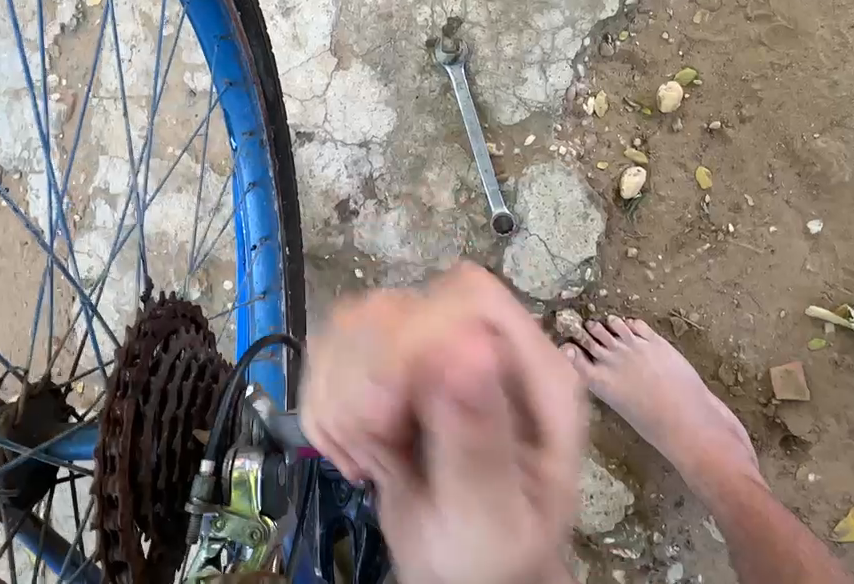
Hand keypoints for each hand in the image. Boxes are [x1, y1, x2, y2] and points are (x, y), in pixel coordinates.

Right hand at [301, 263, 583, 583]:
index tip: (391, 409)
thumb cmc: (491, 552)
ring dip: (339, 399)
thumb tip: (469, 347)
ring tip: (368, 457)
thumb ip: (480, 440)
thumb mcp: (494, 518)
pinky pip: (328, 347)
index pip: (468, 296)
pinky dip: (322, 404)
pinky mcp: (385, 357)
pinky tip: (354, 450)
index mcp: (530, 367)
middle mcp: (481, 339)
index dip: (418, 336)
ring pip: (354, 321)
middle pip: (399, 306)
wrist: (462, 572)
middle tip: (376, 451)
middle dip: (366, 383)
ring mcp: (430, 343)